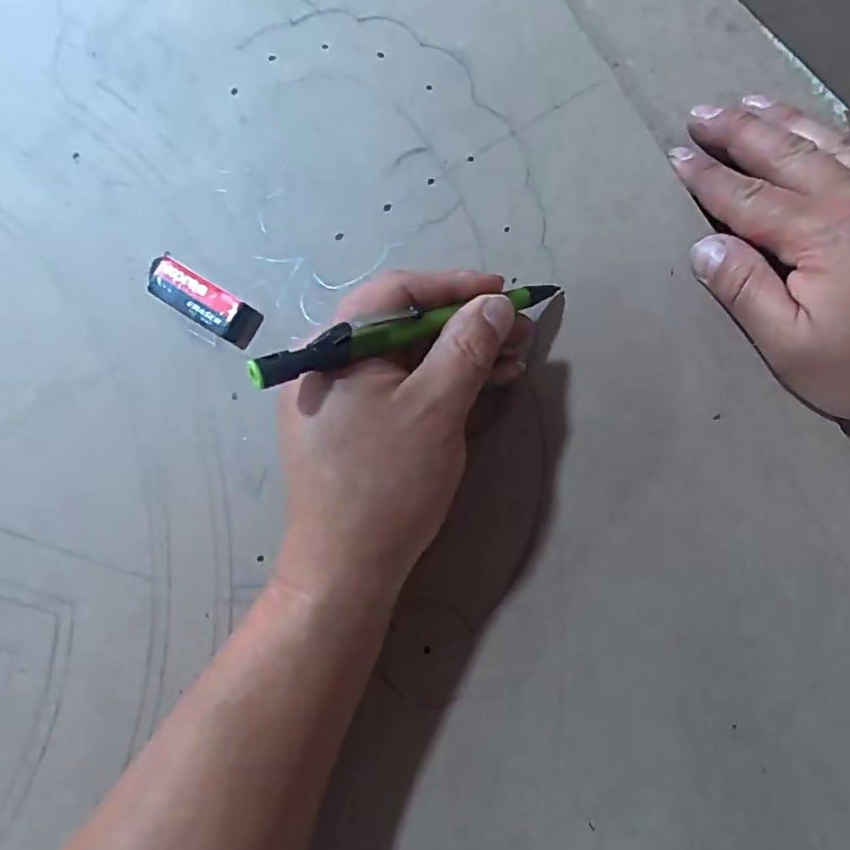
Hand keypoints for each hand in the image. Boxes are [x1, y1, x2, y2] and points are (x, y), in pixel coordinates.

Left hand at [273, 270, 532, 602]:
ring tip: (513, 357)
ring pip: (410, 358)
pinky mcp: (359, 426)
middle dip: (466, 323)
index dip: (455, 285)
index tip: (503, 291)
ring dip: (463, 354)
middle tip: (517, 329)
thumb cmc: (388, 482)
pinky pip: (405, 388)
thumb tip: (495, 304)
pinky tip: (484, 384)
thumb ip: (466, 348)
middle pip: (405, 323)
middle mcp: (332, 363)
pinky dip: (445, 383)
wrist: (349, 565)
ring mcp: (344, 397)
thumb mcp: (436, 408)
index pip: (398, 292)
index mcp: (336, 347)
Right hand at [669, 96, 849, 432]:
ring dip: (788, 119)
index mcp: (817, 234)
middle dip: (739, 130)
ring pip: (833, 141)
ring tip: (753, 102)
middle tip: (703, 111)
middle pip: (785, 152)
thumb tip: (704, 247)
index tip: (677, 155)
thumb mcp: (791, 347)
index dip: (708, 177)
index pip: (747, 198)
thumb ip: (746, 292)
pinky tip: (841, 131)